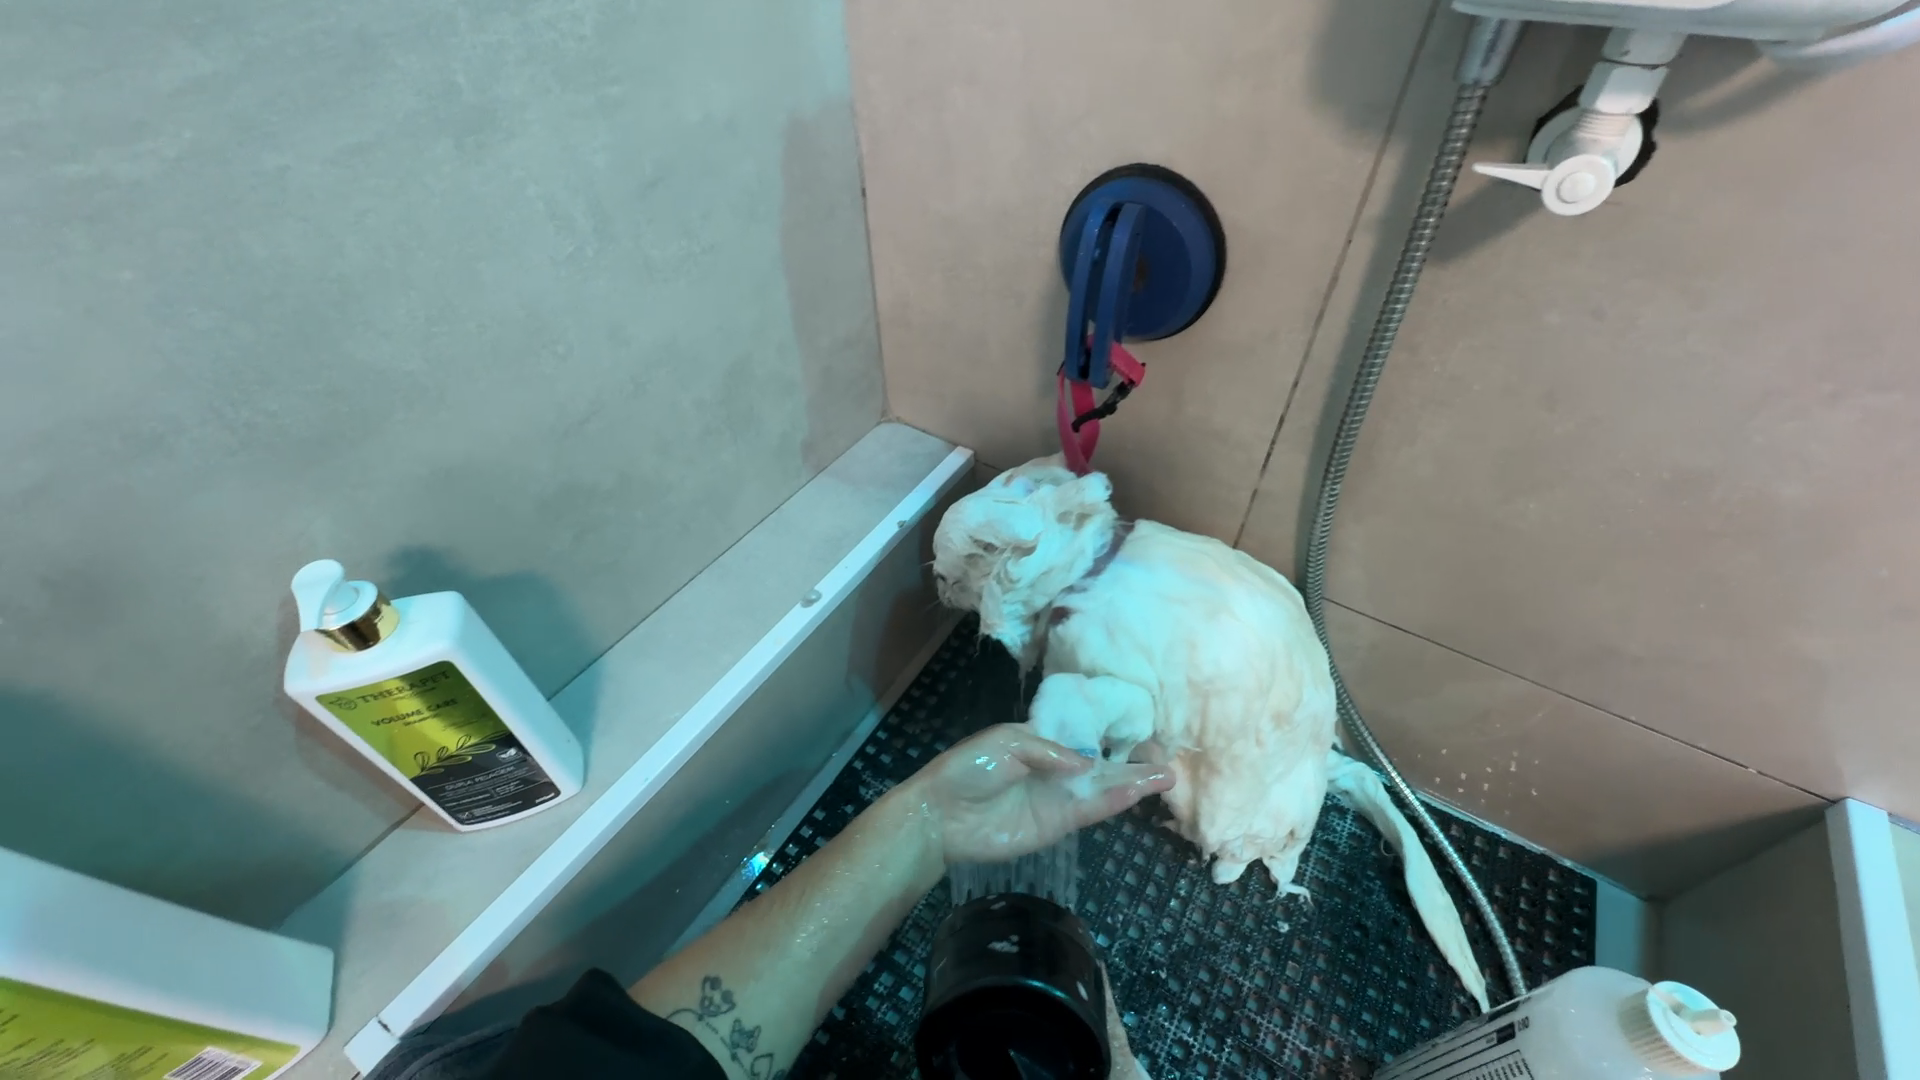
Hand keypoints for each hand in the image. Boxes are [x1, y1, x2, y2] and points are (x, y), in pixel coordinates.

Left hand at [896, 724, 1174, 864]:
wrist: (941, 816)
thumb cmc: (968, 769)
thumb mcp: (1004, 743)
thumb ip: (1048, 749)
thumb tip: (1088, 765)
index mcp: (1039, 739)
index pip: (1080, 732)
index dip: (1107, 729)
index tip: (1140, 722)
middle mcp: (1054, 767)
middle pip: (1099, 762)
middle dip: (1130, 759)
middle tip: (1166, 755)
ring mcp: (1058, 796)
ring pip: (1102, 788)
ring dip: (1133, 781)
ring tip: (1166, 775)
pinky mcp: (1057, 823)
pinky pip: (1090, 810)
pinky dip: (1114, 802)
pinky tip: (1138, 792)